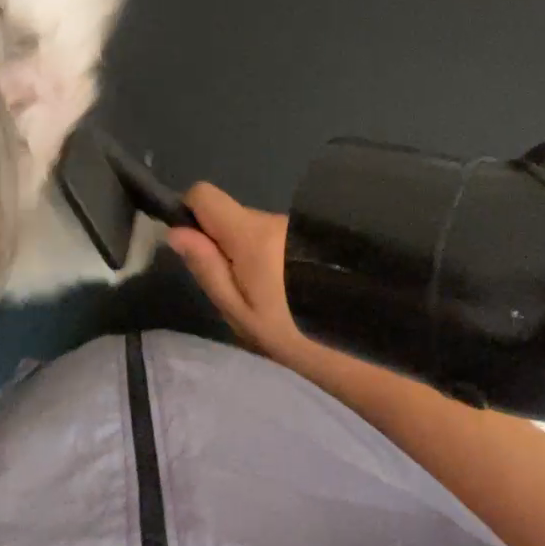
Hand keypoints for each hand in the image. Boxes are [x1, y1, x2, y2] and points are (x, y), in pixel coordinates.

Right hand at [168, 183, 316, 365]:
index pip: (204, 194)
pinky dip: (276, 261)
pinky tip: (292, 296)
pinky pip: (280, 240)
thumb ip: (207, 268)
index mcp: (250, 234)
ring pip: (257, 231)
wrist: (368, 351)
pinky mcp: (318, 239)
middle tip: (239, 292)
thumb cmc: (294, 335)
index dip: (191, 214)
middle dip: (226, 246)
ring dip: (254, 257)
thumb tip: (176, 232)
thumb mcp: (239, 312)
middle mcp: (274, 220)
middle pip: (232, 217)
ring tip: (271, 300)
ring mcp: (298, 228)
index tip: (197, 248)